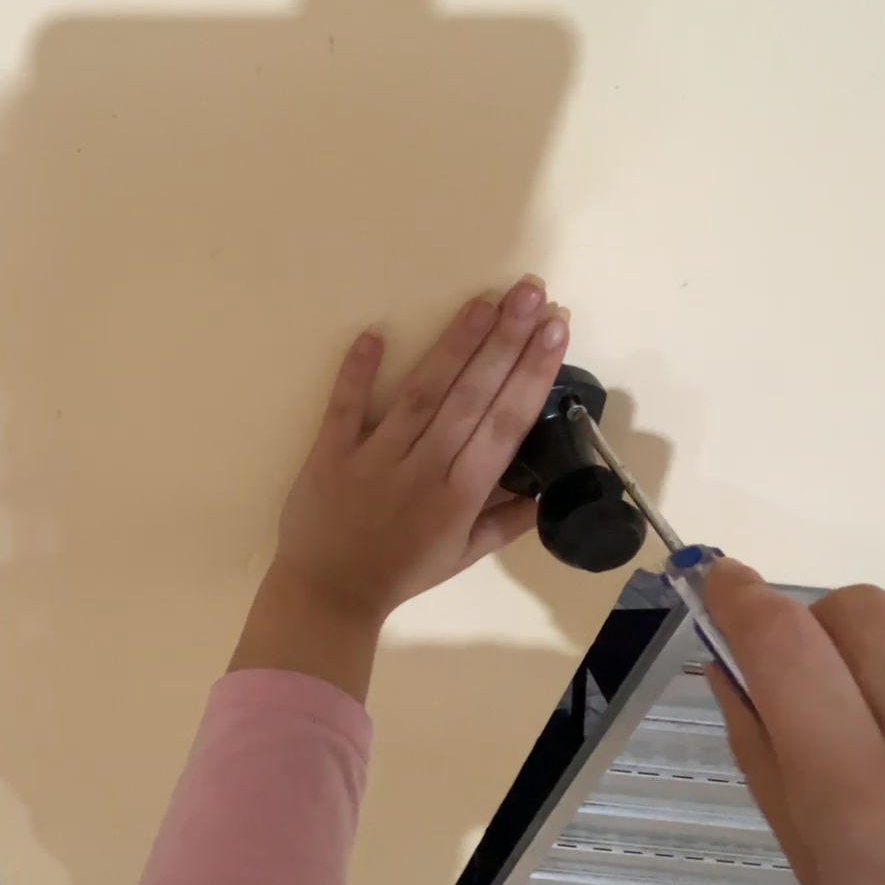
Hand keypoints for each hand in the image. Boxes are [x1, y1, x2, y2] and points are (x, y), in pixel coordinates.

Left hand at [273, 276, 569, 623]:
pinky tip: (373, 334)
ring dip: (453, 347)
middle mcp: (423, 469)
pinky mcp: (329, 454)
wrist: (328, 593)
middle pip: (470, 398)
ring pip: (420, 395)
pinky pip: (344, 408)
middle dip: (504, 342)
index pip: (506, 425)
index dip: (532, 375)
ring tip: (482, 303)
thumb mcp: (460, 557)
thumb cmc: (399, 572)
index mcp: (460, 495)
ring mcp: (373, 459)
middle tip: (530, 291)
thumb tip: (545, 494)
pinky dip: (357, 373)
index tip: (556, 330)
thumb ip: (504, 523)